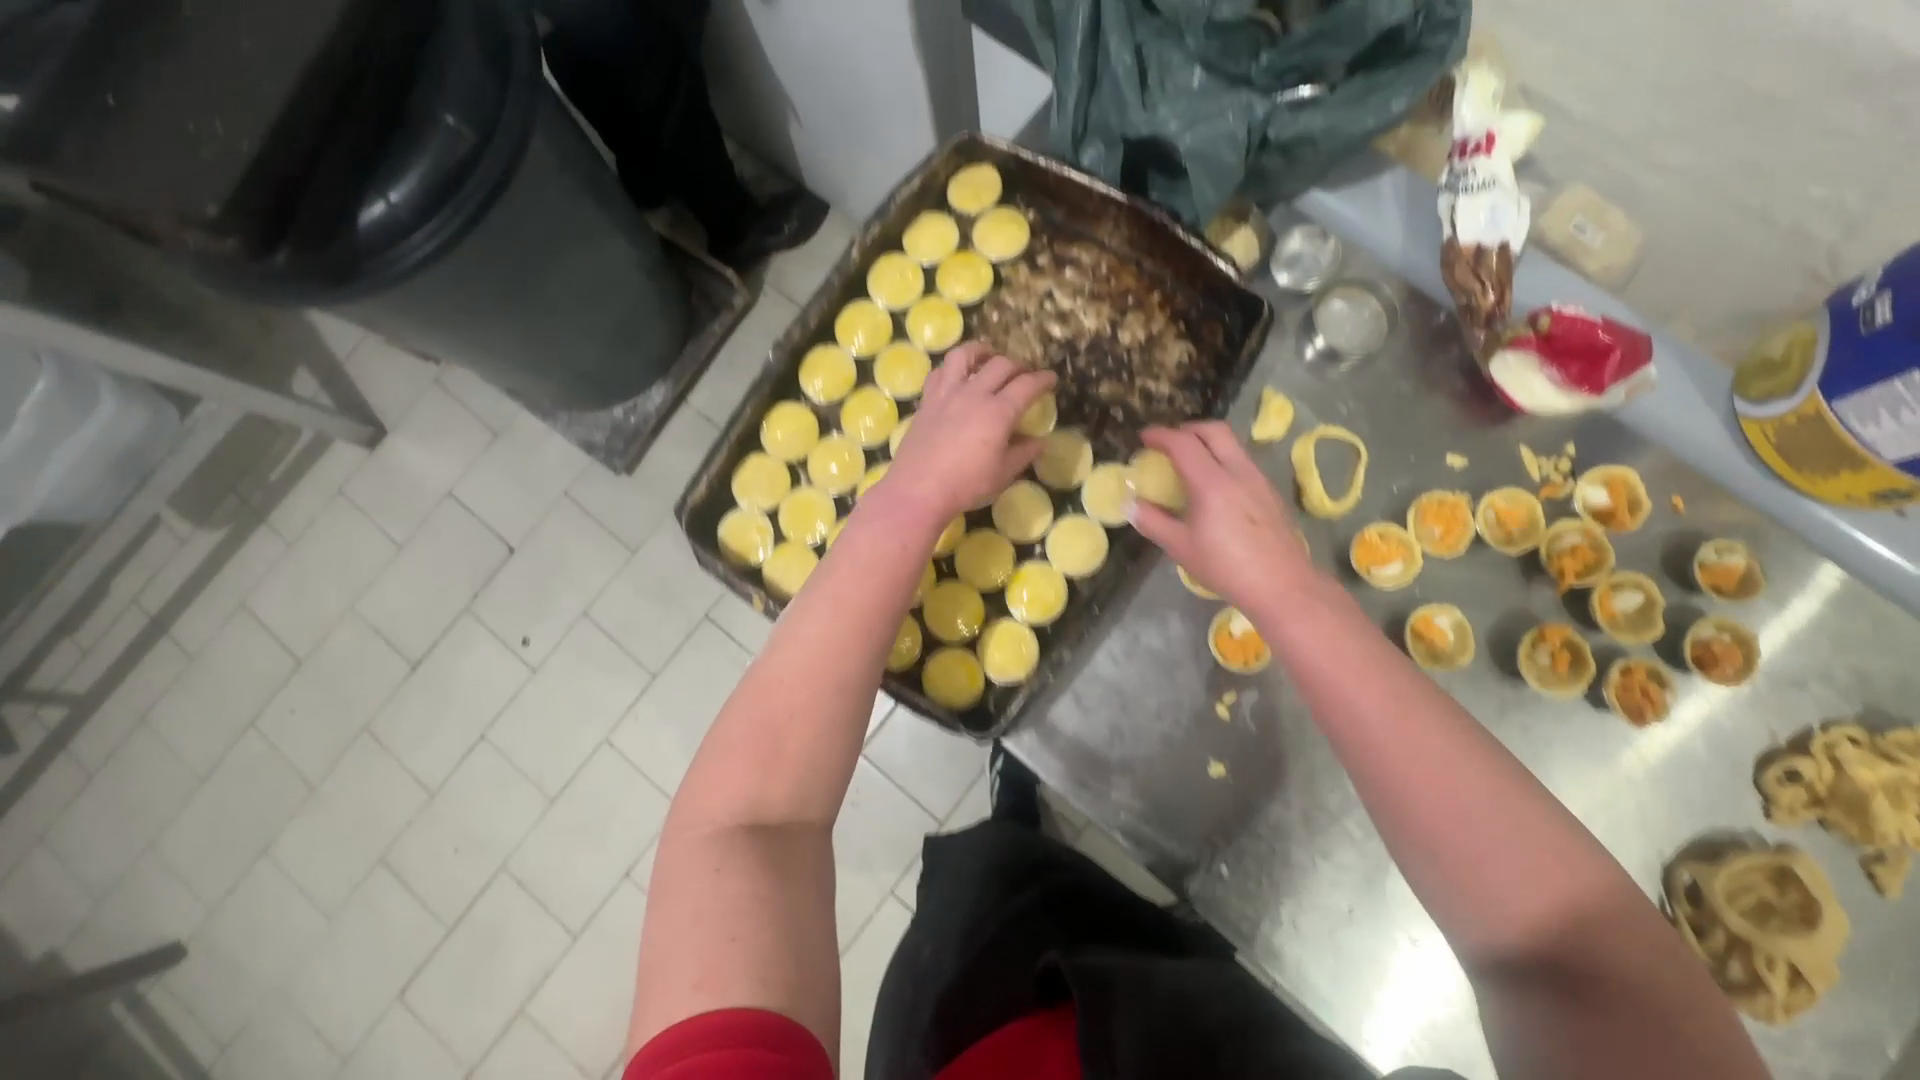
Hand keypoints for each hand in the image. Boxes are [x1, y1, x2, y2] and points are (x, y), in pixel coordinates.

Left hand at [882, 342, 1055, 525]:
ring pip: (964, 355)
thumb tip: (1039, 442)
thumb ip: (1023, 454)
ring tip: (989, 356)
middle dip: (1018, 365)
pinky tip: (956, 375)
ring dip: (981, 351)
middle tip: (1025, 374)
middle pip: (1001, 364)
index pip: (1027, 385)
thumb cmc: (965, 485)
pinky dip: (952, 367)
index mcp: (999, 412)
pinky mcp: (927, 400)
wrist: (918, 490)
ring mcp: (947, 393)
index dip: (1043, 379)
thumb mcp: (1002, 474)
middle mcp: (974, 394)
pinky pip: (940, 372)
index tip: (1051, 378)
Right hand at [1129, 422, 1312, 613]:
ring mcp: (1258, 479)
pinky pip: (1243, 461)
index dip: (1160, 435)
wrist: (1282, 584)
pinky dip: (1223, 459)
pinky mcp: (1270, 491)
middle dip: (1187, 429)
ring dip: (1208, 442)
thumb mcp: (1181, 547)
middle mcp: (1237, 471)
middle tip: (1169, 443)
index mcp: (1211, 483)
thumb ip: (1153, 522)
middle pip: (1213, 431)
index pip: (1183, 443)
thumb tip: (1131, 505)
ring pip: (1232, 444)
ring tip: (1190, 461)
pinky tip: (1215, 485)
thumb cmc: (1226, 567)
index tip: (1144, 438)